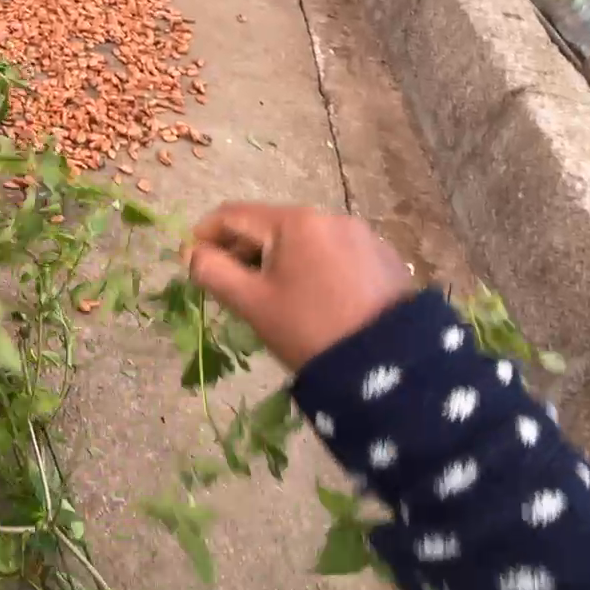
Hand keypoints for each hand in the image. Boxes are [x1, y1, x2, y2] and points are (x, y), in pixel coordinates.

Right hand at [186, 202, 415, 370]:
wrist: (397, 374)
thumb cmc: (311, 330)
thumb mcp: (249, 302)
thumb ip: (210, 269)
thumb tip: (191, 252)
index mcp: (294, 221)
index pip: (231, 215)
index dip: (204, 234)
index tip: (192, 261)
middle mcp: (329, 217)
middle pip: (266, 225)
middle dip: (240, 249)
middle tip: (228, 283)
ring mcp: (361, 236)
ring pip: (298, 239)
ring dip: (274, 258)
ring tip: (269, 293)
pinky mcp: (383, 258)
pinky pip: (329, 252)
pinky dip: (308, 266)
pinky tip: (309, 297)